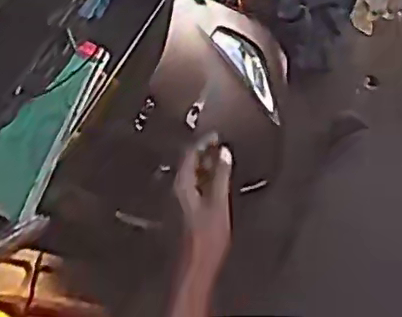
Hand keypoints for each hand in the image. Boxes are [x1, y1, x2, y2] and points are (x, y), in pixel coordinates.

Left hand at [167, 135, 232, 316]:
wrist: (197, 266)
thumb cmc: (206, 235)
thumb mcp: (219, 201)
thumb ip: (221, 175)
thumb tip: (224, 152)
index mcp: (182, 183)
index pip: (190, 152)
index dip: (204, 141)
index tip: (217, 134)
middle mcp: (177, 188)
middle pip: (189, 161)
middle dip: (205, 151)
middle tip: (221, 144)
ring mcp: (180, 199)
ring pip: (192, 173)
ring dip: (206, 164)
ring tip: (222, 158)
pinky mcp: (186, 208)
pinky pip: (195, 183)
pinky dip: (205, 176)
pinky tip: (217, 179)